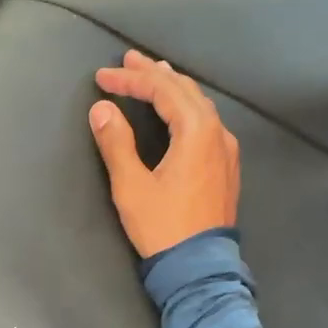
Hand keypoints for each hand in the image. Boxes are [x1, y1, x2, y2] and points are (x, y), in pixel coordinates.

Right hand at [88, 50, 240, 257]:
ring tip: (152, 77)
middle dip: (154, 74)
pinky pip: (205, 123)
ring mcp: (225, 149)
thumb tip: (102, 110)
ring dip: (172, 89)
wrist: (198, 266)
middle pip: (184, 90)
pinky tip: (177, 113)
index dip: (130, 80)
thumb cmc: (162, 227)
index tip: (102, 77)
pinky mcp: (225, 167)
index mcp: (195, 131)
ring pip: (198, 105)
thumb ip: (116, 144)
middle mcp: (217, 132)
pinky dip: (185, 109)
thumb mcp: (132, 187)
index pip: (162, 90)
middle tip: (128, 61)